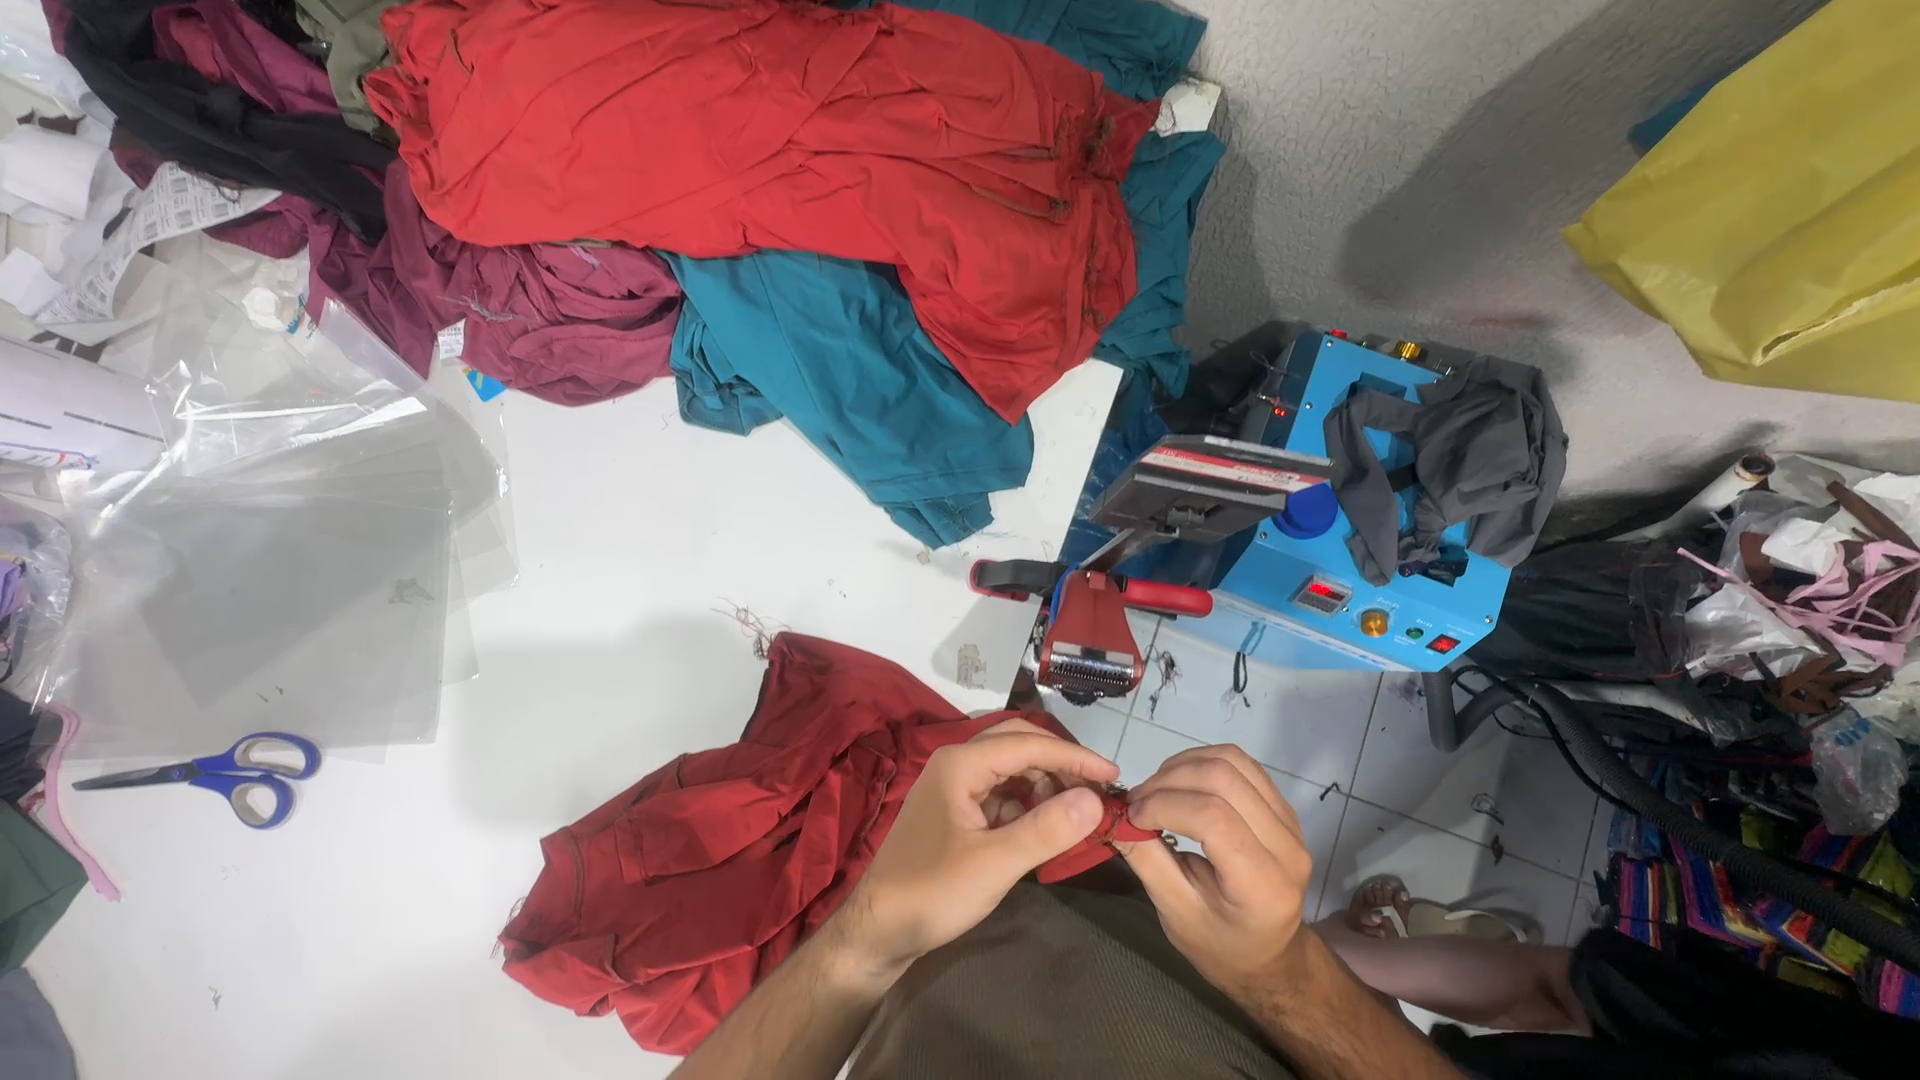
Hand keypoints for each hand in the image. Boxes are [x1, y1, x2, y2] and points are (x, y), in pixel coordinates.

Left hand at [833, 718, 1118, 977]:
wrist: (879, 929)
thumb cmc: (932, 892)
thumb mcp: (995, 864)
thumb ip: (1046, 829)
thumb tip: (1095, 799)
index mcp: (961, 763)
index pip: (1029, 744)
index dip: (1075, 757)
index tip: (1114, 776)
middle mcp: (956, 764)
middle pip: (1019, 745)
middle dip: (1061, 763)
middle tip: (1099, 790)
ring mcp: (954, 787)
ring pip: (1011, 769)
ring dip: (1045, 782)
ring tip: (1079, 809)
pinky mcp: (956, 811)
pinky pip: (1001, 793)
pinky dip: (1028, 803)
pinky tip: (1047, 823)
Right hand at [1118, 744, 1314, 1001]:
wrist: (1268, 955)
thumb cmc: (1218, 943)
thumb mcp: (1174, 912)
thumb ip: (1145, 859)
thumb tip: (1110, 814)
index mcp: (1263, 885)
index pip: (1213, 818)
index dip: (1165, 805)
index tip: (1132, 817)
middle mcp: (1287, 846)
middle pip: (1224, 779)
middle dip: (1169, 780)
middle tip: (1138, 801)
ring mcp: (1291, 822)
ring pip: (1233, 761)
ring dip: (1184, 765)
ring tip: (1157, 790)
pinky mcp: (1283, 808)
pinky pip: (1242, 764)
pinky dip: (1202, 762)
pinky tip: (1181, 782)